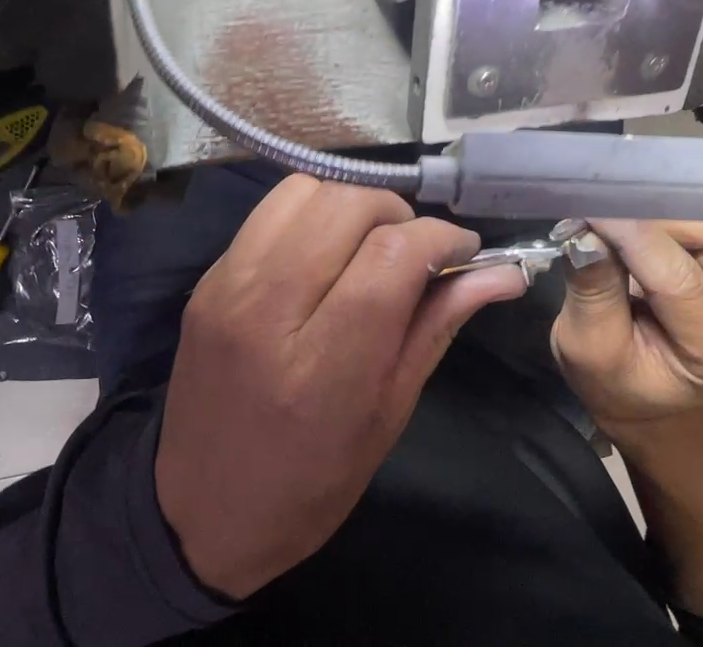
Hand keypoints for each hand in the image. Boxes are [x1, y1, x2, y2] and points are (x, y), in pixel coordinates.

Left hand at [155, 176, 526, 599]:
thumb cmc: (309, 484)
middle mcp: (266, 311)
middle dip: (398, 216)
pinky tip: (323, 256)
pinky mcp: (207, 278)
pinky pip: (269, 212)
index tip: (464, 253)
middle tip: (414, 255)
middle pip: (346, 208)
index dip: (441, 238)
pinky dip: (310, 216)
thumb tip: (502, 274)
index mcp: (322, 367)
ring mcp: (227, 287)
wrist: (199, 510)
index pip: (391, 256)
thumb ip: (437, 328)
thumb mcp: (387, 416)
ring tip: (367, 248)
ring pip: (304, 192)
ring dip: (351, 207)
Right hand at [552, 220, 702, 427]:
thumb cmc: (614, 381)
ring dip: (664, 210)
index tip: (586, 211)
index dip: (633, 238)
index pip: (683, 280)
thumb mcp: (587, 347)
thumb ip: (593, 292)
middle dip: (656, 217)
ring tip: (617, 214)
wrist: (646, 396)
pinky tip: (639, 217)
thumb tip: (588, 234)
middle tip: (602, 212)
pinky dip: (672, 211)